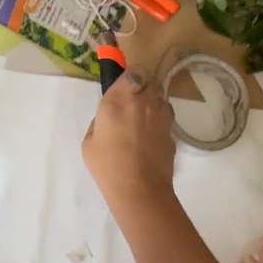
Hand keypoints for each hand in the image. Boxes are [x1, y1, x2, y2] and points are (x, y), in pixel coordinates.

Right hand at [82, 67, 176, 215]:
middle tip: (132, 100)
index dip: (130, 75)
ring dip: (152, 101)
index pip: (133, 71)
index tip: (124, 84)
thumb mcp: (90, 142)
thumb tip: (110, 118)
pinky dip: (160, 119)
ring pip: (160, 95)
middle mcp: (143, 101)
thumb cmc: (108, 166)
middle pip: (149, 79)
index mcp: (118, 100)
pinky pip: (166, 116)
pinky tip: (151, 134)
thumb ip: (100, 122)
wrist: (140, 191)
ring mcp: (161, 115)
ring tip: (143, 117)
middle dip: (142, 85)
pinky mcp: (172, 131)